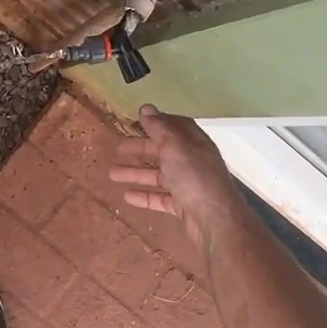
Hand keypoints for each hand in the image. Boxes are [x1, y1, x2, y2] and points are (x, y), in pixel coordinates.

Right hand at [108, 105, 240, 248]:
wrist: (214, 219)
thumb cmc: (194, 177)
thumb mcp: (174, 147)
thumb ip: (159, 128)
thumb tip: (146, 108)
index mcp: (194, 143)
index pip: (176, 127)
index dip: (158, 123)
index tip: (137, 121)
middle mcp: (192, 162)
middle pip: (164, 151)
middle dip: (141, 149)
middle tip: (118, 149)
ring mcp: (188, 185)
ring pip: (158, 176)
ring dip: (136, 173)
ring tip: (112, 174)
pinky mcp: (182, 206)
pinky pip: (160, 197)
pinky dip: (144, 196)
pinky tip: (127, 196)